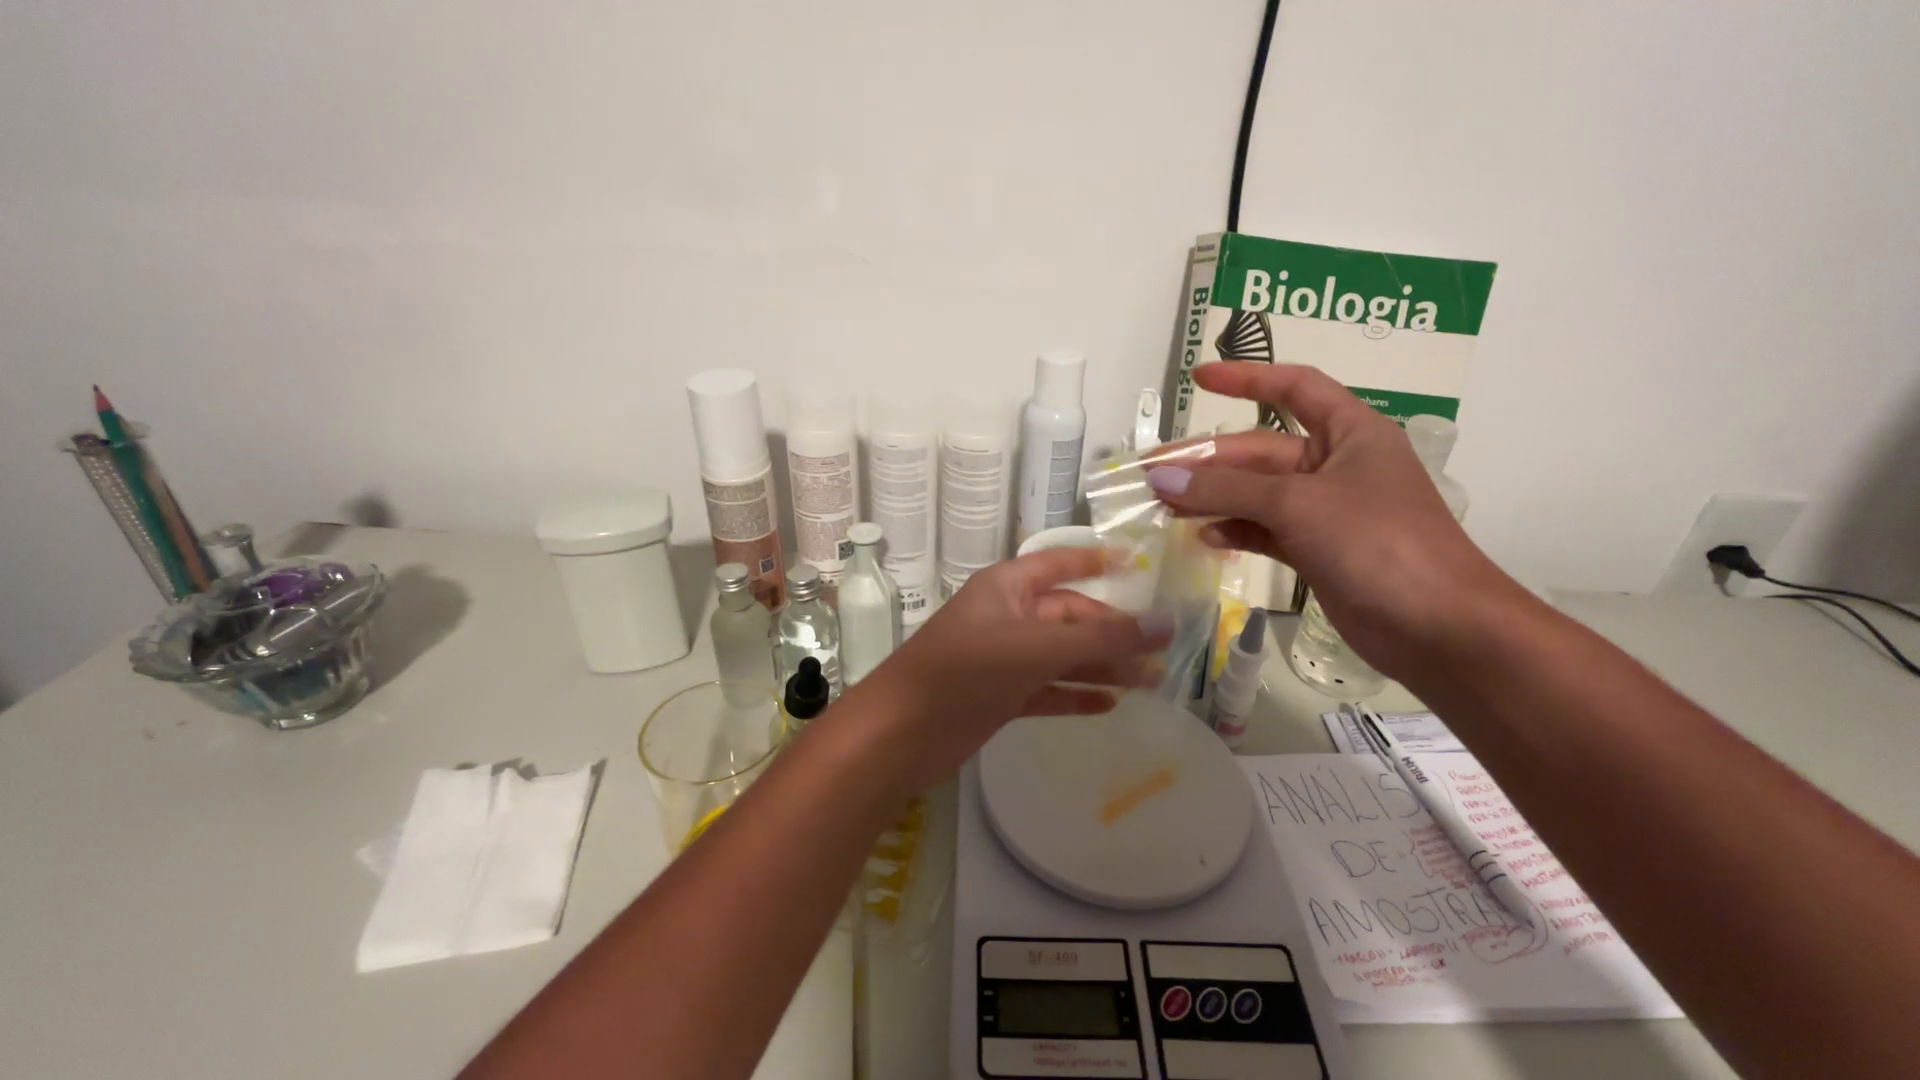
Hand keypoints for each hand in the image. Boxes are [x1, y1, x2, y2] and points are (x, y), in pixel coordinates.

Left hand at [843, 547, 1172, 795]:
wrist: (899, 736)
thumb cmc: (963, 674)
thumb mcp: (1034, 648)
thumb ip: (1101, 637)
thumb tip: (1167, 622)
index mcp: (1006, 588)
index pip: (1060, 563)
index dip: (1097, 561)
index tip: (1140, 564)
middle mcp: (1006, 618)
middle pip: (1069, 616)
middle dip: (1113, 631)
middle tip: (1164, 651)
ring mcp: (1001, 660)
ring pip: (1062, 656)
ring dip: (1103, 667)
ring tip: (1151, 682)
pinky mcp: (998, 698)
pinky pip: (1047, 691)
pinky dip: (1075, 696)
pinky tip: (1109, 706)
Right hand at [1144, 362, 1523, 677]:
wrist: (1438, 627)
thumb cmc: (1378, 542)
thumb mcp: (1298, 504)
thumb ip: (1226, 489)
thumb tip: (1162, 478)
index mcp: (1351, 432)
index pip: (1294, 387)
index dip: (1246, 378)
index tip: (1198, 378)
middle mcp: (1338, 465)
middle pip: (1261, 451)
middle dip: (1209, 461)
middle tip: (1153, 474)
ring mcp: (1328, 512)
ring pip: (1258, 494)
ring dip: (1214, 499)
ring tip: (1165, 508)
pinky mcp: (1320, 552)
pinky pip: (1266, 530)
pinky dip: (1236, 532)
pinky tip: (1205, 538)